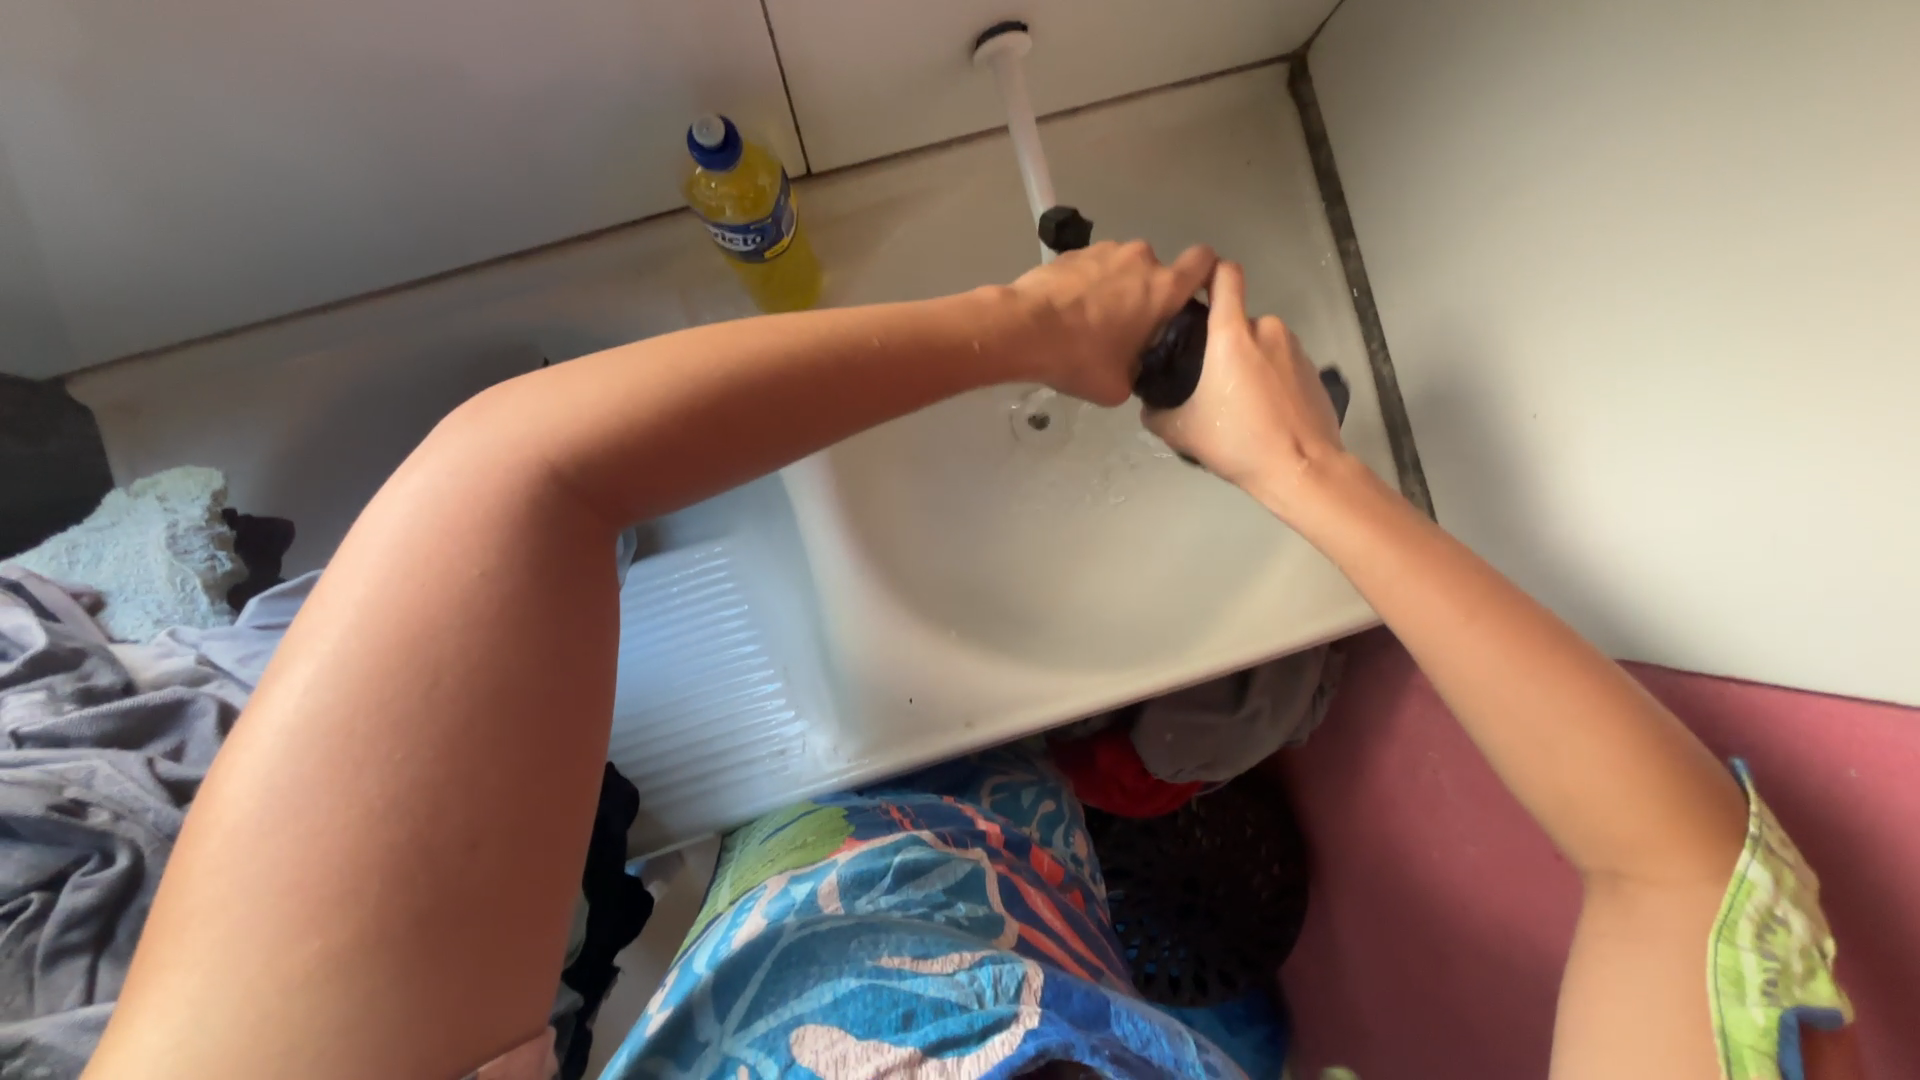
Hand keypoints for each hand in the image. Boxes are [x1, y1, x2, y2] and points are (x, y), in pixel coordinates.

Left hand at [1009, 240, 1216, 405]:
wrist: (1023, 330)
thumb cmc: (1079, 358)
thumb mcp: (1120, 386)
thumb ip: (1139, 370)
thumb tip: (1134, 365)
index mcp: (1163, 289)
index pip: (1204, 262)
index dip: (1203, 275)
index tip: (1190, 296)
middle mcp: (1140, 259)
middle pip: (1156, 272)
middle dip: (1146, 295)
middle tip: (1126, 327)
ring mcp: (1105, 250)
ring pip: (1122, 268)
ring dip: (1115, 288)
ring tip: (1091, 320)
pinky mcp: (1073, 252)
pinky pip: (1092, 267)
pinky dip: (1087, 284)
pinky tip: (1068, 311)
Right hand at [1142, 260, 1348, 513]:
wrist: (1301, 468)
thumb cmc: (1238, 441)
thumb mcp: (1182, 432)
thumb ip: (1157, 414)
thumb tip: (1148, 408)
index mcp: (1232, 335)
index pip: (1225, 276)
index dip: (1209, 272)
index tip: (1196, 285)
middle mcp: (1267, 330)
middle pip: (1238, 322)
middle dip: (1224, 345)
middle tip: (1211, 380)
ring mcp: (1296, 349)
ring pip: (1262, 344)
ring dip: (1249, 362)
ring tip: (1239, 401)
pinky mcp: (1314, 370)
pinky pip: (1283, 364)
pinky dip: (1271, 378)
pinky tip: (1264, 412)